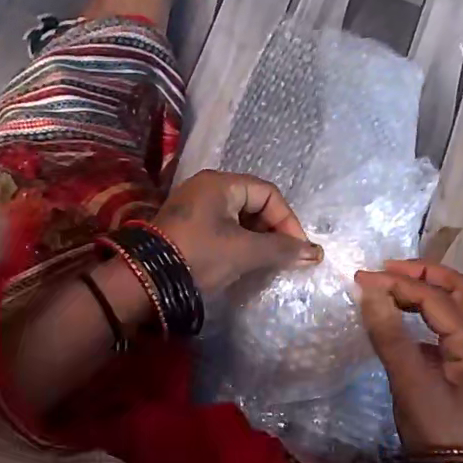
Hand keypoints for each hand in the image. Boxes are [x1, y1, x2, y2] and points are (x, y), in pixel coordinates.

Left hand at [152, 170, 321, 295]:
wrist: (146, 279)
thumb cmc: (200, 257)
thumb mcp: (244, 252)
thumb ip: (281, 249)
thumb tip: (315, 252)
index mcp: (221, 183)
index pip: (268, 194)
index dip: (288, 221)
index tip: (297, 249)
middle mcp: (205, 187)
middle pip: (253, 203)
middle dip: (272, 230)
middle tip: (282, 256)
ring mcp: (192, 207)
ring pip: (236, 218)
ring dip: (255, 239)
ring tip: (264, 262)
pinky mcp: (184, 227)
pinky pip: (220, 228)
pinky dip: (236, 243)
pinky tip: (241, 263)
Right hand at [355, 260, 462, 452]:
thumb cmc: (436, 429)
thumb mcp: (409, 383)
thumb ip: (390, 335)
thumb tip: (369, 291)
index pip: (435, 298)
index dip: (397, 284)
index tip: (361, 279)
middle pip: (461, 290)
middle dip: (425, 274)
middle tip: (388, 270)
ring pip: (459, 307)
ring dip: (429, 291)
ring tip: (394, 287)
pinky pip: (450, 328)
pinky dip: (428, 314)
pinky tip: (404, 320)